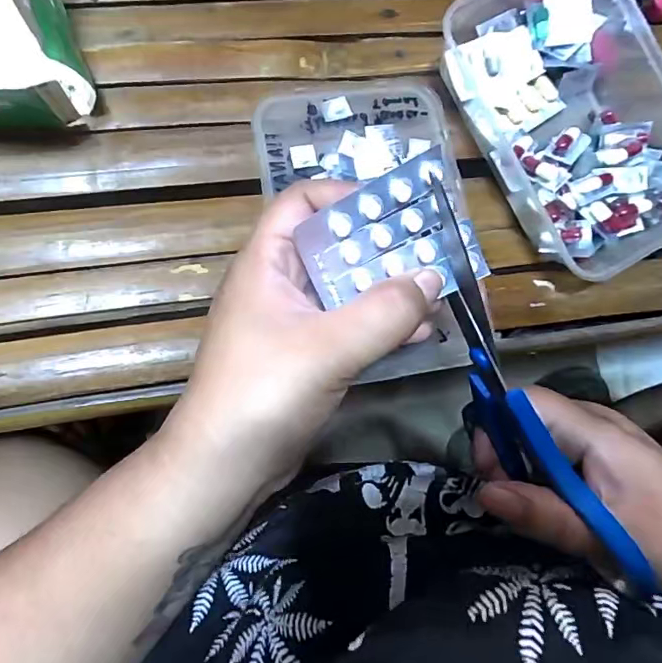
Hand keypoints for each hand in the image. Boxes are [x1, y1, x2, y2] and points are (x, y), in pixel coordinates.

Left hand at [161, 181, 444, 488]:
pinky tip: (420, 333)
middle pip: (330, 246)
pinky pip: (346, 328)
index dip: (344, 195)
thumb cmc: (263, 392)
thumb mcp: (327, 346)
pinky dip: (380, 326)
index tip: (395, 205)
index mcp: (266, 264)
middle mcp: (276, 286)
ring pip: (343, 290)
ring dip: (387, 288)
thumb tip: (433, 275)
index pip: (300, 204)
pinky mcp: (303, 359)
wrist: (222, 467)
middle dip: (380, 245)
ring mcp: (289, 324)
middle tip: (434, 247)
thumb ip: (384, 310)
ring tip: (439, 288)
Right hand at [472, 387, 661, 613]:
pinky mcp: (611, 455)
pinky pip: (560, 447)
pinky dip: (545, 471)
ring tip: (533, 507)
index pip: (526, 401)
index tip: (490, 472)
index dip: (497, 427)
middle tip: (510, 499)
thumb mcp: (603, 539)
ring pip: (542, 433)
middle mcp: (600, 424)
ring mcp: (607, 438)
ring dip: (524, 465)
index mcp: (599, 434)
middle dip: (506, 452)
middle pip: (528, 416)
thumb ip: (542, 513)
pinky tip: (557, 504)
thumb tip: (484, 493)